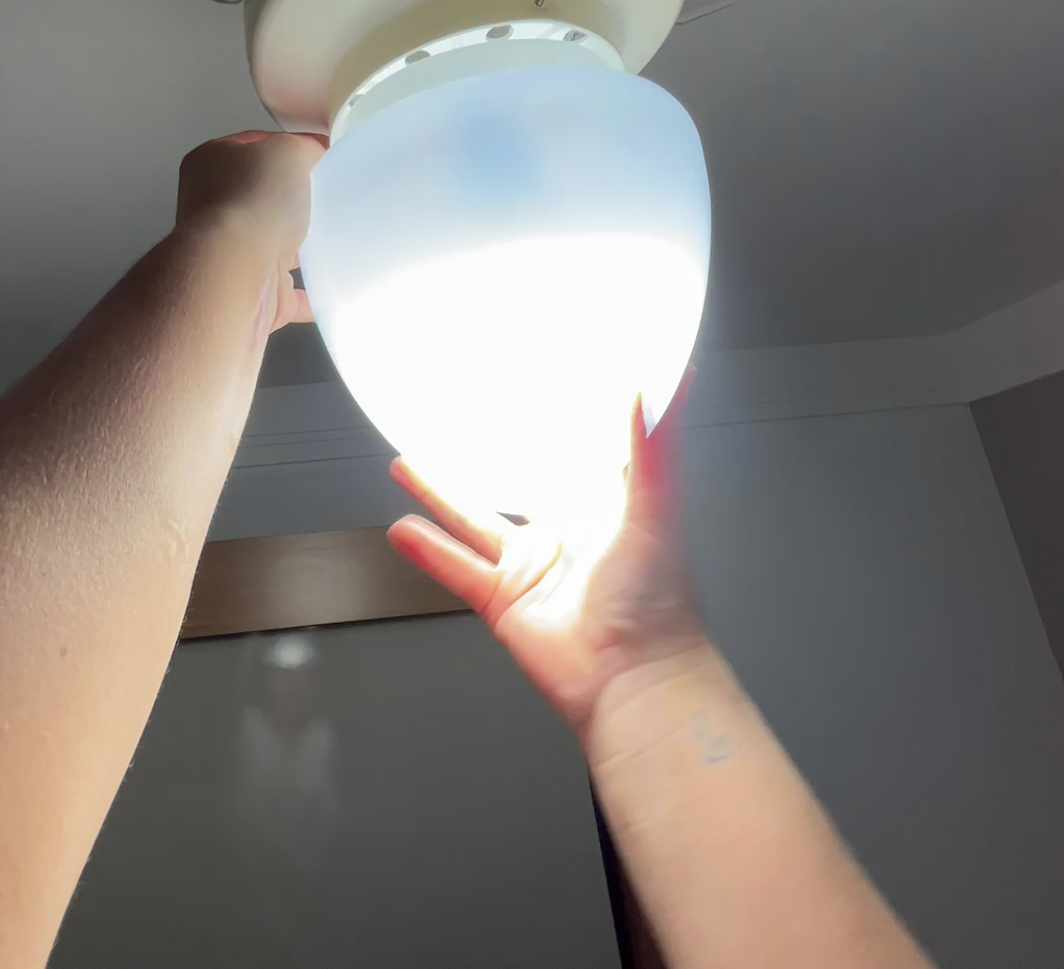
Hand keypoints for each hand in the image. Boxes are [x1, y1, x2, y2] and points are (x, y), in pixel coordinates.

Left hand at [176, 130, 325, 331]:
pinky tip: (329, 290)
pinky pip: (286, 296)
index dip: (286, 148)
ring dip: (299, 248)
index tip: (316, 155)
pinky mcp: (250, 295)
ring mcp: (229, 256)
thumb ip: (303, 148)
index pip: (251, 148)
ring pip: (271, 248)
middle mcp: (213, 210)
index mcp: (209, 165)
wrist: (236, 272)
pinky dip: (307, 297)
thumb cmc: (252, 202)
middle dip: (293, 201)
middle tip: (325, 196)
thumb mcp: (287, 151)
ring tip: (332, 238)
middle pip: (261, 200)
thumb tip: (312, 155)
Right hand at [387, 377, 706, 733]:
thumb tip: (661, 382)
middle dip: (482, 457)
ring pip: (472, 520)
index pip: (569, 455)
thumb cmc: (657, 600)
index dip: (548, 427)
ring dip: (437, 492)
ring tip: (405, 464)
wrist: (631, 681)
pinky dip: (428, 550)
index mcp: (601, 507)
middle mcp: (561, 533)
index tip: (524, 394)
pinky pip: (456, 567)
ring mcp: (528, 567)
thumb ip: (654, 445)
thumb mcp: (657, 507)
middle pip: (510, 485)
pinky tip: (402, 529)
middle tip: (450, 425)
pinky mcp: (501, 599)